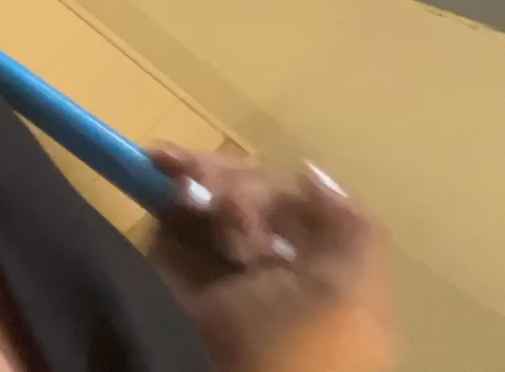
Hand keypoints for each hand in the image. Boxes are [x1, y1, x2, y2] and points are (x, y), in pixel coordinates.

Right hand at [148, 146, 391, 371]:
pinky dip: (166, 175)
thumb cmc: (292, 345)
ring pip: (211, 185)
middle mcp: (274, 255)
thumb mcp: (345, 297)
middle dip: (233, 183)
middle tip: (213, 201)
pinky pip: (171, 196)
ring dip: (198, 173)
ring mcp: (219, 249)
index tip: (259, 195)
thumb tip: (310, 170)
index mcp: (324, 269)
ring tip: (183, 188)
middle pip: (254, 189)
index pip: (301, 204)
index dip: (278, 188)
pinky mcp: (172, 244)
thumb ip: (349, 233)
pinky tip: (159, 164)